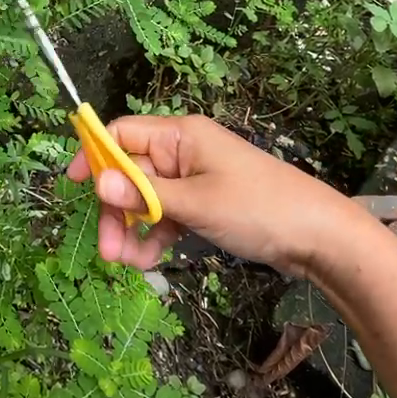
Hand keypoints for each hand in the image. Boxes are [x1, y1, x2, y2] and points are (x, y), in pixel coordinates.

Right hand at [64, 114, 372, 281]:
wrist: (322, 239)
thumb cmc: (259, 208)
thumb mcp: (197, 204)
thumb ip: (144, 195)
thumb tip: (97, 182)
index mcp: (180, 135)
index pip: (122, 133)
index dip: (95, 155)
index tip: (74, 185)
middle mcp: (182, 151)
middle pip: (130, 173)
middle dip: (115, 209)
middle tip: (106, 249)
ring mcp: (193, 178)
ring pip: (145, 198)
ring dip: (131, 228)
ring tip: (125, 263)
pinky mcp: (203, 204)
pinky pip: (166, 215)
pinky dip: (153, 235)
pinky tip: (147, 260)